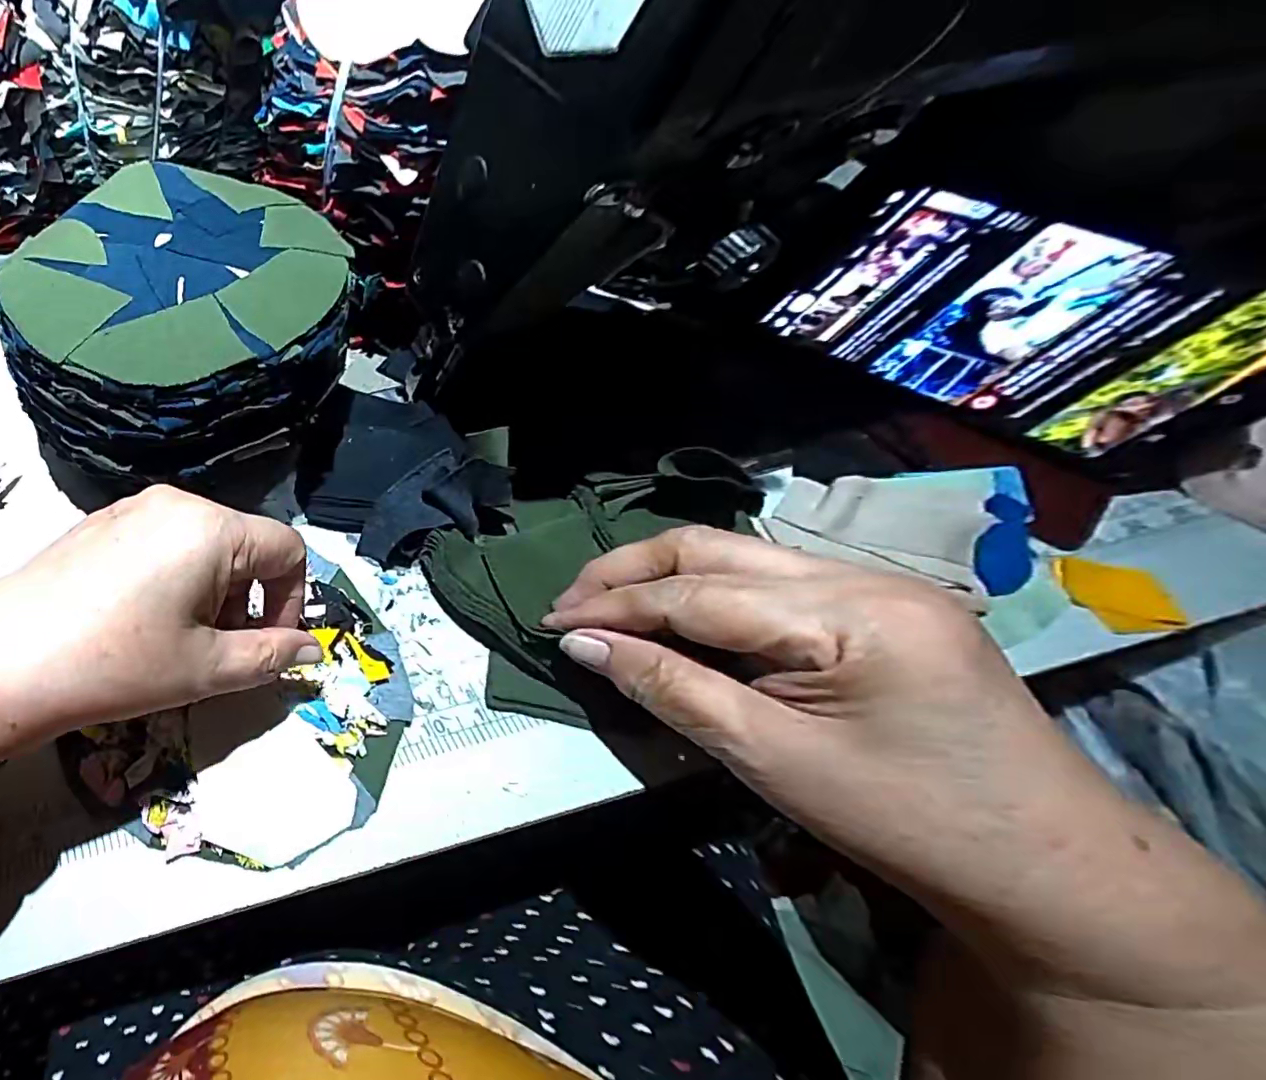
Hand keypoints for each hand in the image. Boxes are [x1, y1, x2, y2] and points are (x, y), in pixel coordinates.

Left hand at [0, 486, 321, 766]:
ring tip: (175, 637)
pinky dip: (176, 576)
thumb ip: (270, 655)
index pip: (287, 549)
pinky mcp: (101, 521)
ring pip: (205, 542)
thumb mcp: (205, 668)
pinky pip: (164, 540)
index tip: (267, 643)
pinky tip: (138, 617)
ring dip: (213, 590)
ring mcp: (133, 506)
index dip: (291, 600)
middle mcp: (176, 502)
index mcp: (211, 529)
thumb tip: (312, 650)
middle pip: (245, 544)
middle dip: (247, 598)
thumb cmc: (115, 664)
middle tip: (217, 648)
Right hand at [542, 526, 1265, 1011]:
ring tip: (605, 609)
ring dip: (660, 579)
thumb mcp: (768, 757)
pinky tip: (672, 622)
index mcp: (851, 612)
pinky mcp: (874, 605)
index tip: (553, 623)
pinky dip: (703, 597)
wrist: (1049, 869)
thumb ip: (668, 686)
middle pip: (712, 548)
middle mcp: (864, 576)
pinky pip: (765, 583)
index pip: (697, 591)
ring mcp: (874, 584)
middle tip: (570, 605)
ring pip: (735, 557)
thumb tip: (582, 644)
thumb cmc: (904, 821)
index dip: (615, 604)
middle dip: (628, 573)